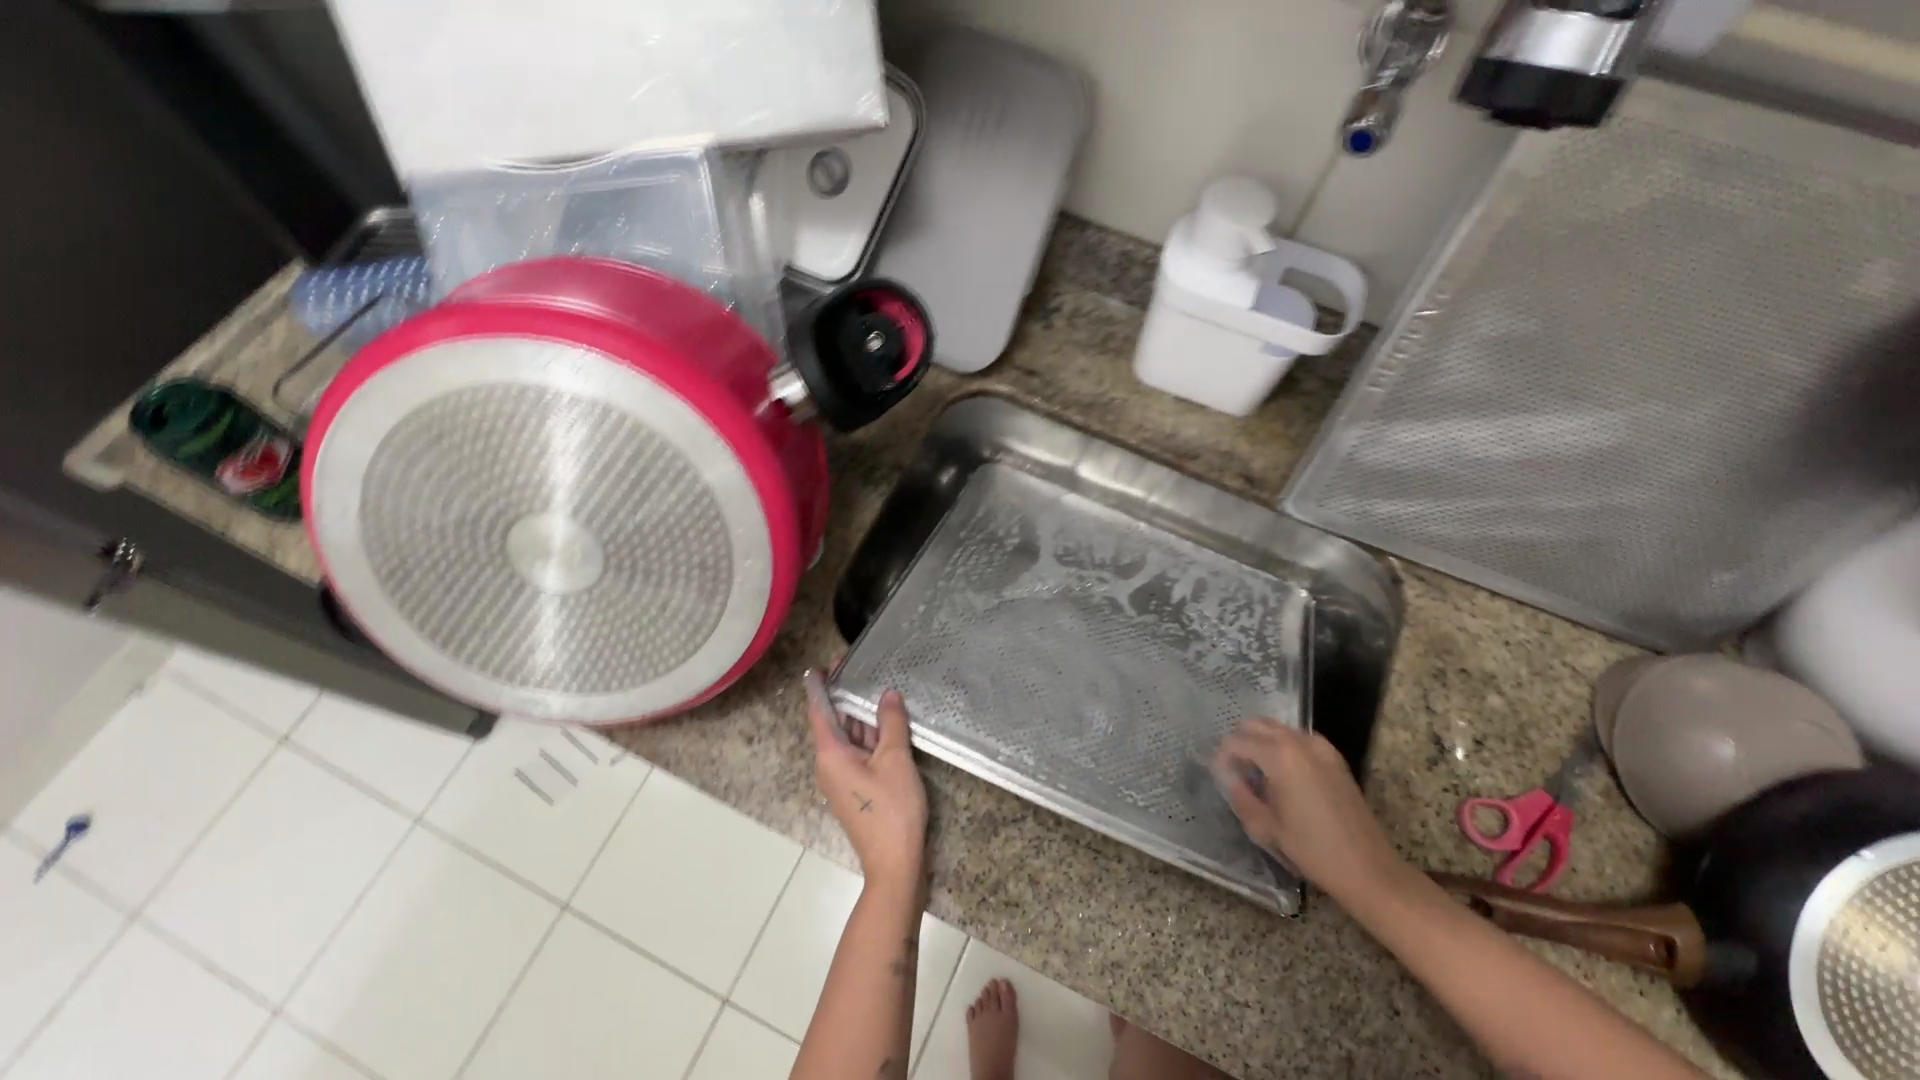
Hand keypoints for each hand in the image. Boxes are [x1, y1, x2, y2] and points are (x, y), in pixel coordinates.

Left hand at [805, 670, 928, 890]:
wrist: (895, 863)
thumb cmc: (892, 809)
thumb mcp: (896, 760)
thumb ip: (892, 723)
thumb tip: (888, 694)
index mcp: (830, 754)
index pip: (819, 710)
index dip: (819, 686)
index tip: (820, 665)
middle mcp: (829, 764)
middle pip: (834, 723)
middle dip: (846, 697)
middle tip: (860, 668)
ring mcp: (842, 779)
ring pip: (848, 739)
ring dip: (861, 717)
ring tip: (878, 688)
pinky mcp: (856, 790)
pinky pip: (858, 754)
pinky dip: (869, 736)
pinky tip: (887, 724)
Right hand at [1214, 718, 1405, 901]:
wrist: (1367, 868)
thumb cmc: (1312, 850)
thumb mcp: (1265, 828)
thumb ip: (1240, 796)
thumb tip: (1228, 778)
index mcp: (1280, 756)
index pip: (1236, 742)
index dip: (1221, 757)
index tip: (1217, 776)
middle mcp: (1300, 742)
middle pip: (1258, 726)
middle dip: (1240, 743)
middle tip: (1233, 771)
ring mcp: (1322, 748)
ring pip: (1279, 730)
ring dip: (1261, 743)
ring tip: (1255, 774)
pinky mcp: (1335, 759)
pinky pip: (1299, 741)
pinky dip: (1283, 748)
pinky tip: (1281, 777)